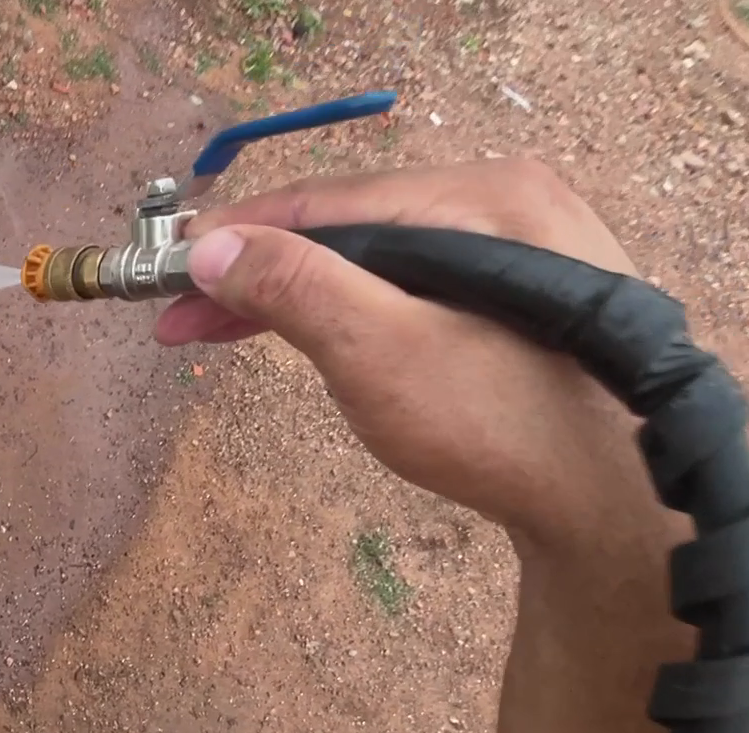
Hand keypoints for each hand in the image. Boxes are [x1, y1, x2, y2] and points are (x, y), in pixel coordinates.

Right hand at [153, 160, 675, 558]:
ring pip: (347, 262)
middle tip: (168, 315)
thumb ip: (296, 287)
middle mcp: (485, 207)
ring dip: (267, 294)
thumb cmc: (492, 419)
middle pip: (329, 230)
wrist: (607, 497)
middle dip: (240, 272)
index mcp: (471, 199)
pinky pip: (374, 288)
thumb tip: (208, 247)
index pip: (317, 201)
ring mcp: (491, 252)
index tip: (161, 266)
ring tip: (200, 330)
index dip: (228, 233)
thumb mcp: (378, 349)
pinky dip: (312, 310)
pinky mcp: (484, 298)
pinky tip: (273, 330)